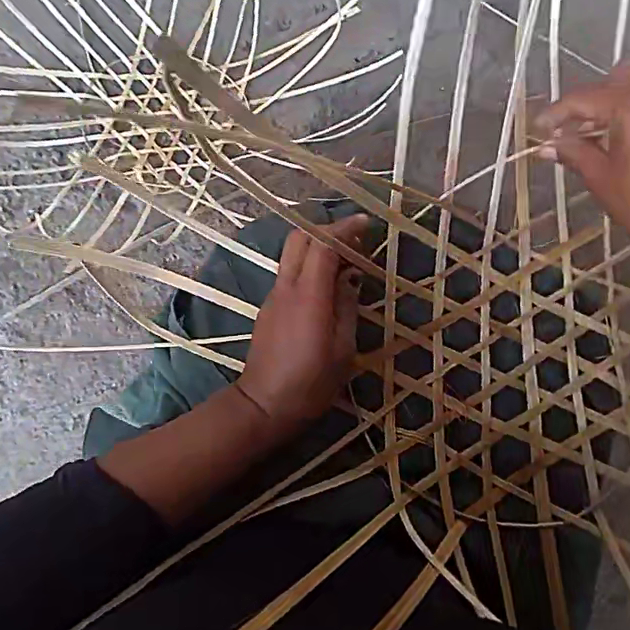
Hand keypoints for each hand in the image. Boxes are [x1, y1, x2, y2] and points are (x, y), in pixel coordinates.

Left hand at [234, 214, 369, 443]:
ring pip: (292, 254)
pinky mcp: (270, 308)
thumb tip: (350, 278)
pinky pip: (291, 274)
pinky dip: (310, 265)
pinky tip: (328, 284)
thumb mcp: (343, 349)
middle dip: (328, 230)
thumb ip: (347, 307)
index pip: (322, 244)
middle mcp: (287, 288)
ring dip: (318, 247)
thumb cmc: (311, 383)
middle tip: (355, 239)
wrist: (264, 405)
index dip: (344, 229)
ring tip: (347, 260)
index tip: (366, 224)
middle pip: (300, 238)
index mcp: (309, 295)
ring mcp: (274, 296)